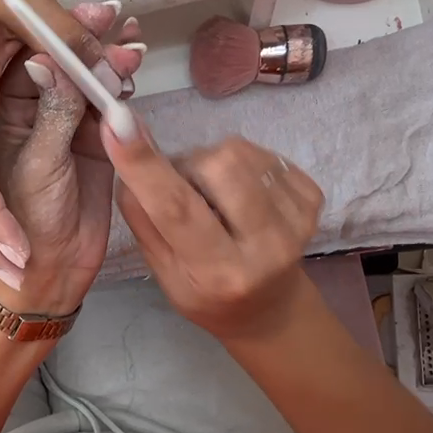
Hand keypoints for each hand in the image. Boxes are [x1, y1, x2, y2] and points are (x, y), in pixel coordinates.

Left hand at [0, 3, 142, 314]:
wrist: (58, 271)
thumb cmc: (30, 221)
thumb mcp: (37, 165)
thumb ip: (53, 115)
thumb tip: (56, 63)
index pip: (23, 63)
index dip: (52, 36)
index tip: (83, 13)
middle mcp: (23, 114)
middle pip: (56, 65)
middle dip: (85, 42)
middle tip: (115, 16)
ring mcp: (58, 124)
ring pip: (82, 80)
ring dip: (106, 58)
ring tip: (130, 36)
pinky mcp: (90, 140)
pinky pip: (104, 103)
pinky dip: (119, 83)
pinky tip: (134, 61)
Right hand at [104, 126, 325, 341]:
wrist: (269, 309)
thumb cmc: (203, 293)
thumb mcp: (161, 270)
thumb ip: (143, 215)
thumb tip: (123, 146)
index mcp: (218, 272)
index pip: (175, 208)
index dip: (144, 164)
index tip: (117, 123)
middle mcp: (265, 247)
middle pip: (218, 165)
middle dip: (186, 164)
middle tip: (182, 187)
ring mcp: (297, 221)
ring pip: (240, 151)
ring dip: (211, 161)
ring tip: (211, 193)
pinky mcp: (314, 198)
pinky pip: (263, 153)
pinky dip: (240, 165)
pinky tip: (239, 194)